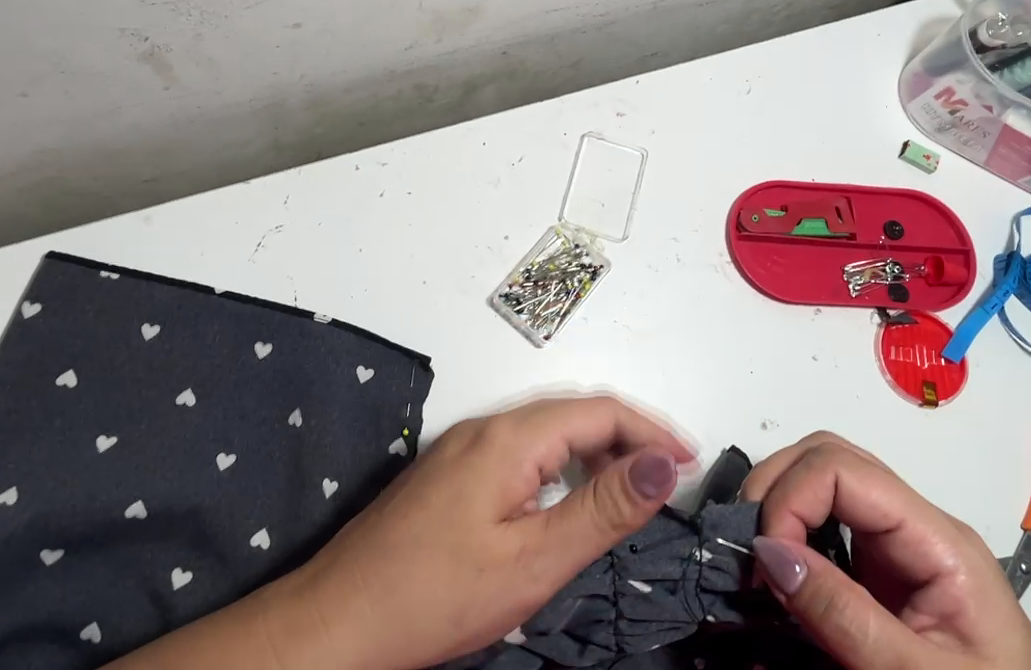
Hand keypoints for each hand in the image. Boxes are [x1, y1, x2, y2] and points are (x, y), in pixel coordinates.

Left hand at [278, 395, 693, 668]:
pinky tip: (567, 500)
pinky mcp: (449, 472)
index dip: (651, 429)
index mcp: (508, 437)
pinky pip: (519, 450)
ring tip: (629, 491)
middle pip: (571, 412)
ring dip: (593, 449)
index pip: (597, 409)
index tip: (691, 463)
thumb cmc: (437, 594)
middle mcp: (484, 427)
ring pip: (544, 430)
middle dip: (627, 435)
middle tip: (667, 479)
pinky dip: (559, 464)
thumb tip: (662, 461)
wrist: (339, 620)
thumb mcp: (533, 560)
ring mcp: (462, 447)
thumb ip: (602, 508)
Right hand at [743, 432, 1030, 669]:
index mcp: (937, 539)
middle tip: (750, 553)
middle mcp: (915, 525)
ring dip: (778, 505)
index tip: (766, 564)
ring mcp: (899, 544)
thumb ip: (846, 617)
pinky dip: (790, 531)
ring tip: (758, 562)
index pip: (841, 467)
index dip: (789, 499)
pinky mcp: (884, 569)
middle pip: (828, 456)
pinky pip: (827, 521)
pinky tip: (779, 572)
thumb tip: (768, 550)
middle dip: (775, 489)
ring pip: (822, 480)